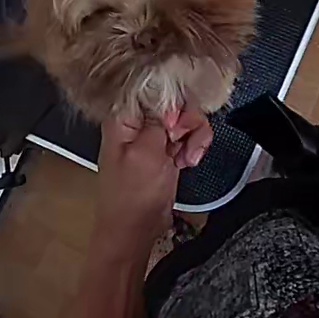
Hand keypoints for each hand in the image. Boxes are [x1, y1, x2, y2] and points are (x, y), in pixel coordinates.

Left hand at [93, 107, 210, 252]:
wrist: (136, 229)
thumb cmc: (132, 195)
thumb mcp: (145, 153)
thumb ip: (158, 121)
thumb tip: (170, 98)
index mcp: (123, 118)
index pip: (153, 88)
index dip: (171, 102)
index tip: (174, 123)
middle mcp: (139, 122)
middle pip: (175, 102)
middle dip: (187, 121)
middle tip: (182, 141)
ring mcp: (154, 136)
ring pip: (186, 119)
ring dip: (195, 136)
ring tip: (189, 158)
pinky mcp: (167, 150)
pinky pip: (189, 136)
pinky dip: (194, 147)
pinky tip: (187, 162)